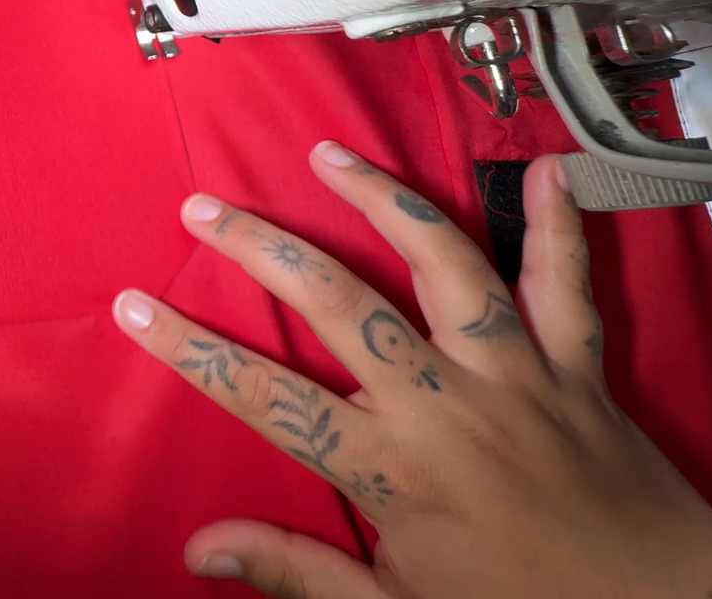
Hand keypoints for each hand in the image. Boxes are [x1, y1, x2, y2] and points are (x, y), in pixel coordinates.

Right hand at [113, 143, 711, 598]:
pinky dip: (558, 227)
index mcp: (394, 470)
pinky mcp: (580, 373)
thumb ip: (296, 572)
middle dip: (261, 249)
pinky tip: (546, 171)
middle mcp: (447, 407)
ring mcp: (518, 378)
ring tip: (328, 155)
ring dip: (382, 203)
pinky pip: (567, 288)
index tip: (130, 305)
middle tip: (204, 207)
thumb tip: (196, 551)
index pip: (262, 397)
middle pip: (338, 305)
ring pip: (442, 268)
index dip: (187, 348)